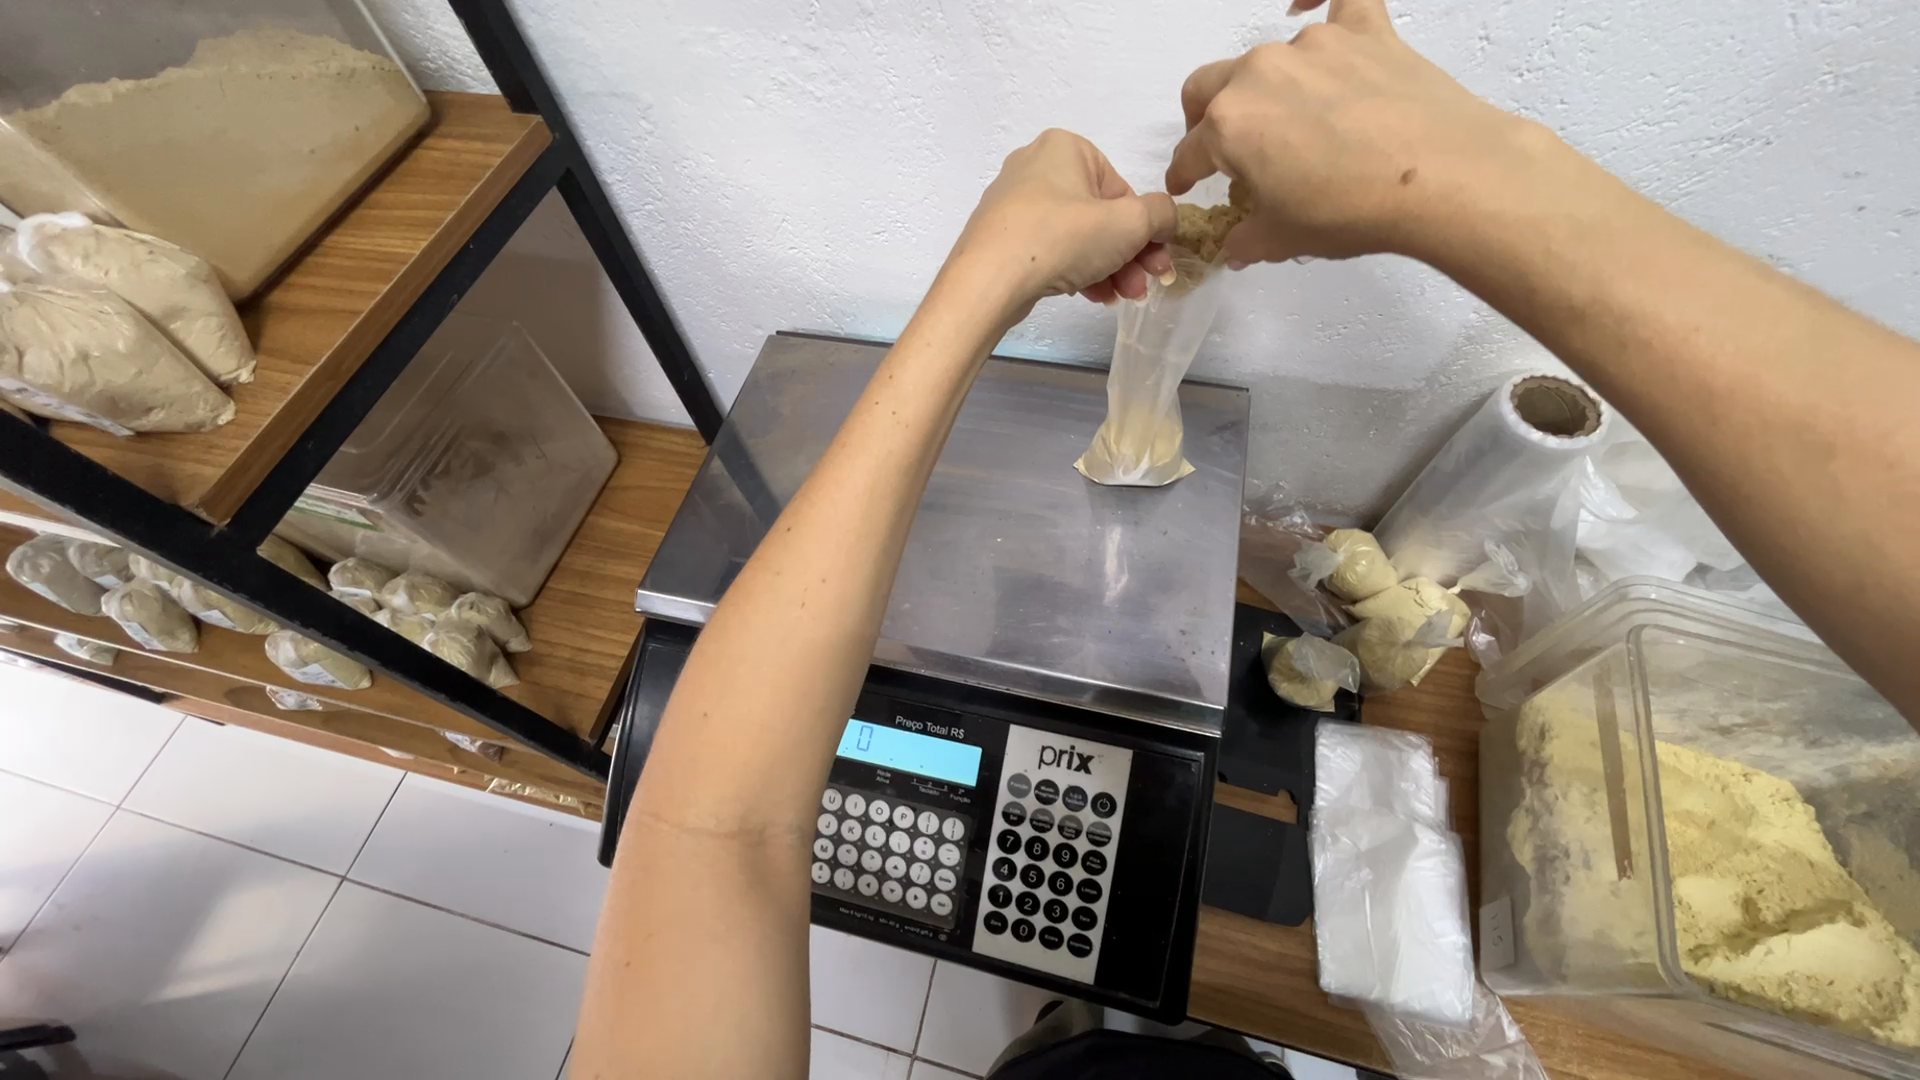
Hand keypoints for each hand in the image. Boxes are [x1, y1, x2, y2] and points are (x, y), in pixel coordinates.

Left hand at [949, 129, 1177, 312]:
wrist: (989, 280)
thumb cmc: (1062, 238)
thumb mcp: (1129, 223)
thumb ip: (1160, 214)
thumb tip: (1165, 218)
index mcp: (1066, 148)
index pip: (1121, 190)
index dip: (1145, 230)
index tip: (1158, 264)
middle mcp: (1035, 167)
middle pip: (1099, 216)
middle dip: (1128, 256)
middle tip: (1143, 288)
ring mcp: (1013, 206)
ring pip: (1075, 238)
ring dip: (1106, 269)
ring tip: (1121, 298)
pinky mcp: (1000, 240)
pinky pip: (1048, 252)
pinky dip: (1073, 272)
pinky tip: (1091, 297)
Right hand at [1167, 0, 1544, 265]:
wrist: (1438, 176)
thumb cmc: (1346, 212)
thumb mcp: (1278, 240)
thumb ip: (1243, 238)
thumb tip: (1233, 244)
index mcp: (1227, 126)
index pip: (1190, 152)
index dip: (1184, 175)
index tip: (1187, 188)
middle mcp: (1258, 74)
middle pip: (1206, 87)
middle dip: (1202, 120)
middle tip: (1223, 150)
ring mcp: (1311, 43)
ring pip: (1263, 58)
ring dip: (1261, 88)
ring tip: (1289, 119)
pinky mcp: (1363, 27)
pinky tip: (1320, 16)